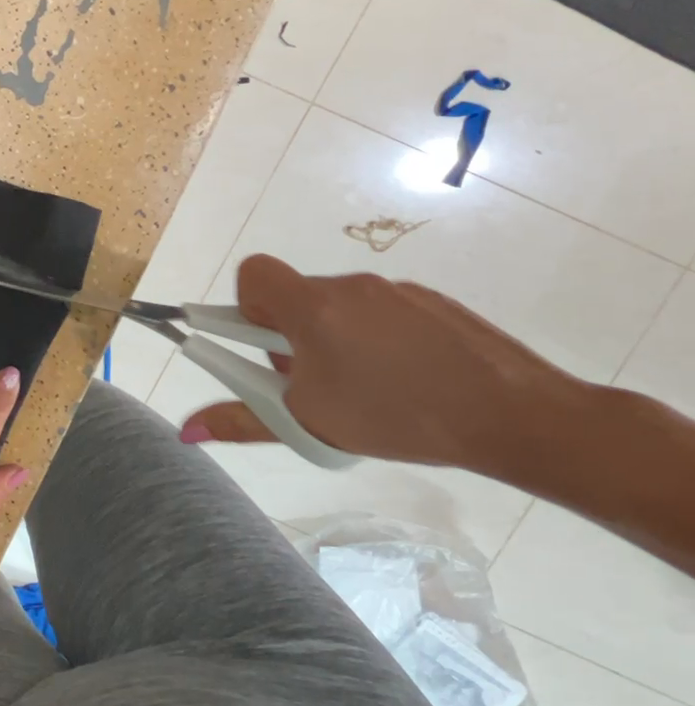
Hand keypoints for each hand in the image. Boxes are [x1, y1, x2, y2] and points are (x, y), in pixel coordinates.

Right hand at [181, 254, 589, 467]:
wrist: (521, 416)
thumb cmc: (399, 416)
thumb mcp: (309, 423)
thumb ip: (242, 420)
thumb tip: (185, 430)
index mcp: (312, 308)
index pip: (253, 275)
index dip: (248, 306)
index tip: (267, 346)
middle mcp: (349, 287)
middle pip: (295, 295)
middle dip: (291, 333)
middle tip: (313, 381)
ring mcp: (397, 291)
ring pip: (341, 306)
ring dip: (336, 338)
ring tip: (366, 388)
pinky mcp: (437, 303)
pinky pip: (384, 312)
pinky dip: (380, 340)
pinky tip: (408, 381)